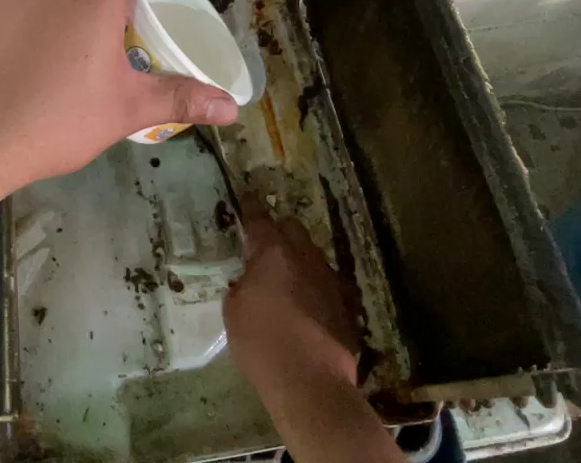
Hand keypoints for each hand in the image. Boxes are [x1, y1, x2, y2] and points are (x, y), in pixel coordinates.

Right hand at [224, 203, 361, 391]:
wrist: (311, 383)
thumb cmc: (261, 343)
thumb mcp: (234, 311)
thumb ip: (242, 285)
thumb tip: (250, 282)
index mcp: (273, 252)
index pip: (259, 218)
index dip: (250, 207)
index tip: (246, 198)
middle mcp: (305, 257)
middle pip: (293, 228)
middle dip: (280, 231)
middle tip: (266, 246)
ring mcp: (330, 280)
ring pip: (313, 255)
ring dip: (299, 260)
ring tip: (287, 279)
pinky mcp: (346, 305)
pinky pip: (327, 285)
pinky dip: (315, 288)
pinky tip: (308, 307)